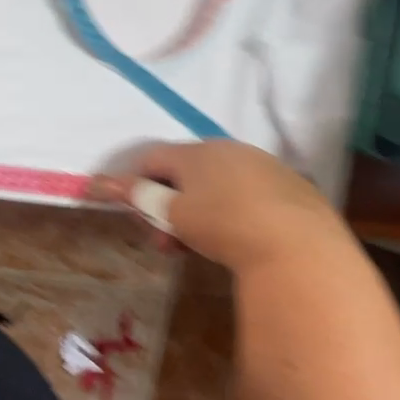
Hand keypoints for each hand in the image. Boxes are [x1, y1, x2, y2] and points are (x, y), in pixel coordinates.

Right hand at [97, 140, 349, 273]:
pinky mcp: (294, 189)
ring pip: (217, 184)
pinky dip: (231, 212)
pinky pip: (248, 195)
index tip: (134, 214)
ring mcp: (267, 167)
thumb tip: (99, 183)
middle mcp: (232, 150)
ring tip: (197, 245)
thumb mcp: (171, 214)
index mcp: (198, 151)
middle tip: (163, 239)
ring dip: (197, 211)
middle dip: (167, 204)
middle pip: (184, 172)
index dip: (134, 183)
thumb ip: (137, 196)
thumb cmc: (223, 225)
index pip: (150, 157)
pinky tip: (236, 240)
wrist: (300, 250)